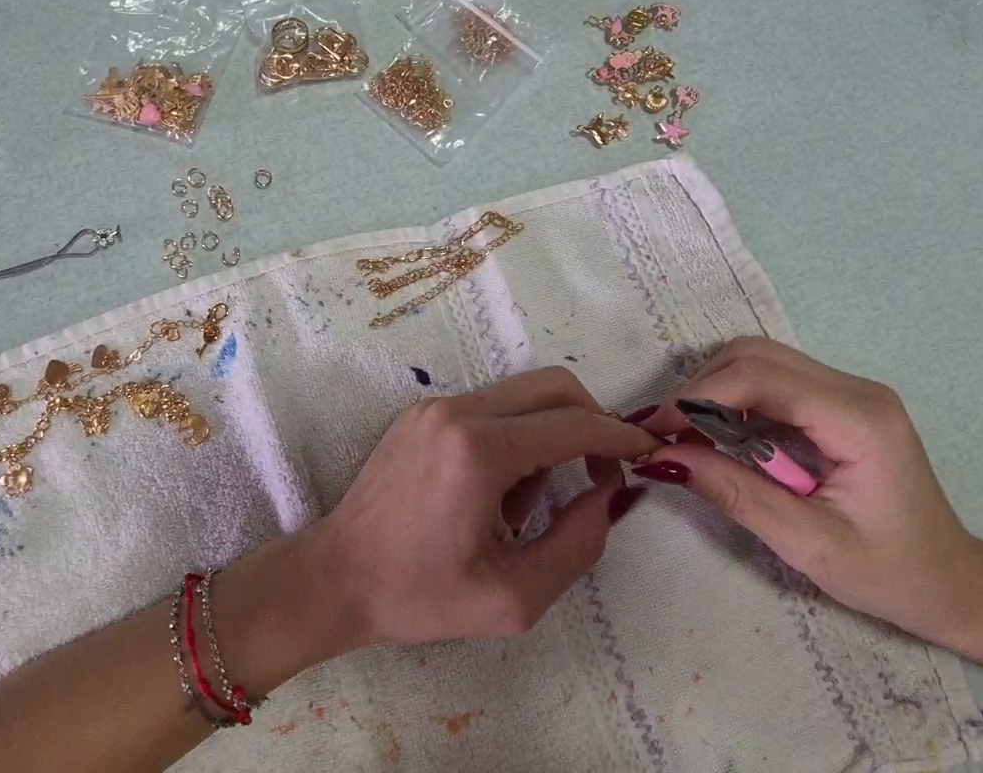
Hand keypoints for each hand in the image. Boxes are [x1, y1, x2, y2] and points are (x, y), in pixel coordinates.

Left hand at [309, 366, 659, 647]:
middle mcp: (457, 410)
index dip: (619, 438)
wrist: (336, 578)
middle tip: (596, 478)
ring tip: (519, 512)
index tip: (647, 455)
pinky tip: (491, 496)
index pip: (574, 423)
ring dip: (545, 440)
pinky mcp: (420, 414)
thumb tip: (610, 495)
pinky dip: (511, 440)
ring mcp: (434, 407)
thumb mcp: (514, 597)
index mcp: (480, 449)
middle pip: (552, 386)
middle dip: (590, 424)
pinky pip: (488, 409)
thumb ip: (578, 544)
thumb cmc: (420, 595)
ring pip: (521, 397)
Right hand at [629, 337, 982, 650]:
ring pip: (757, 359)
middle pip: (754, 355)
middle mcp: (855, 389)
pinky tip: (717, 436)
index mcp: (859, 420)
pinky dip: (731, 399)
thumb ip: (732, 492)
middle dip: (698, 388)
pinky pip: (769, 380)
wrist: (957, 587)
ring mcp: (848, 391)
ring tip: (686, 436)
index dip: (698, 396)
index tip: (653, 429)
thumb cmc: (891, 575)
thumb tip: (660, 457)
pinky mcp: (836, 402)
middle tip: (664, 434)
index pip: (759, 377)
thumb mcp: (806, 544)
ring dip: (712, 390)